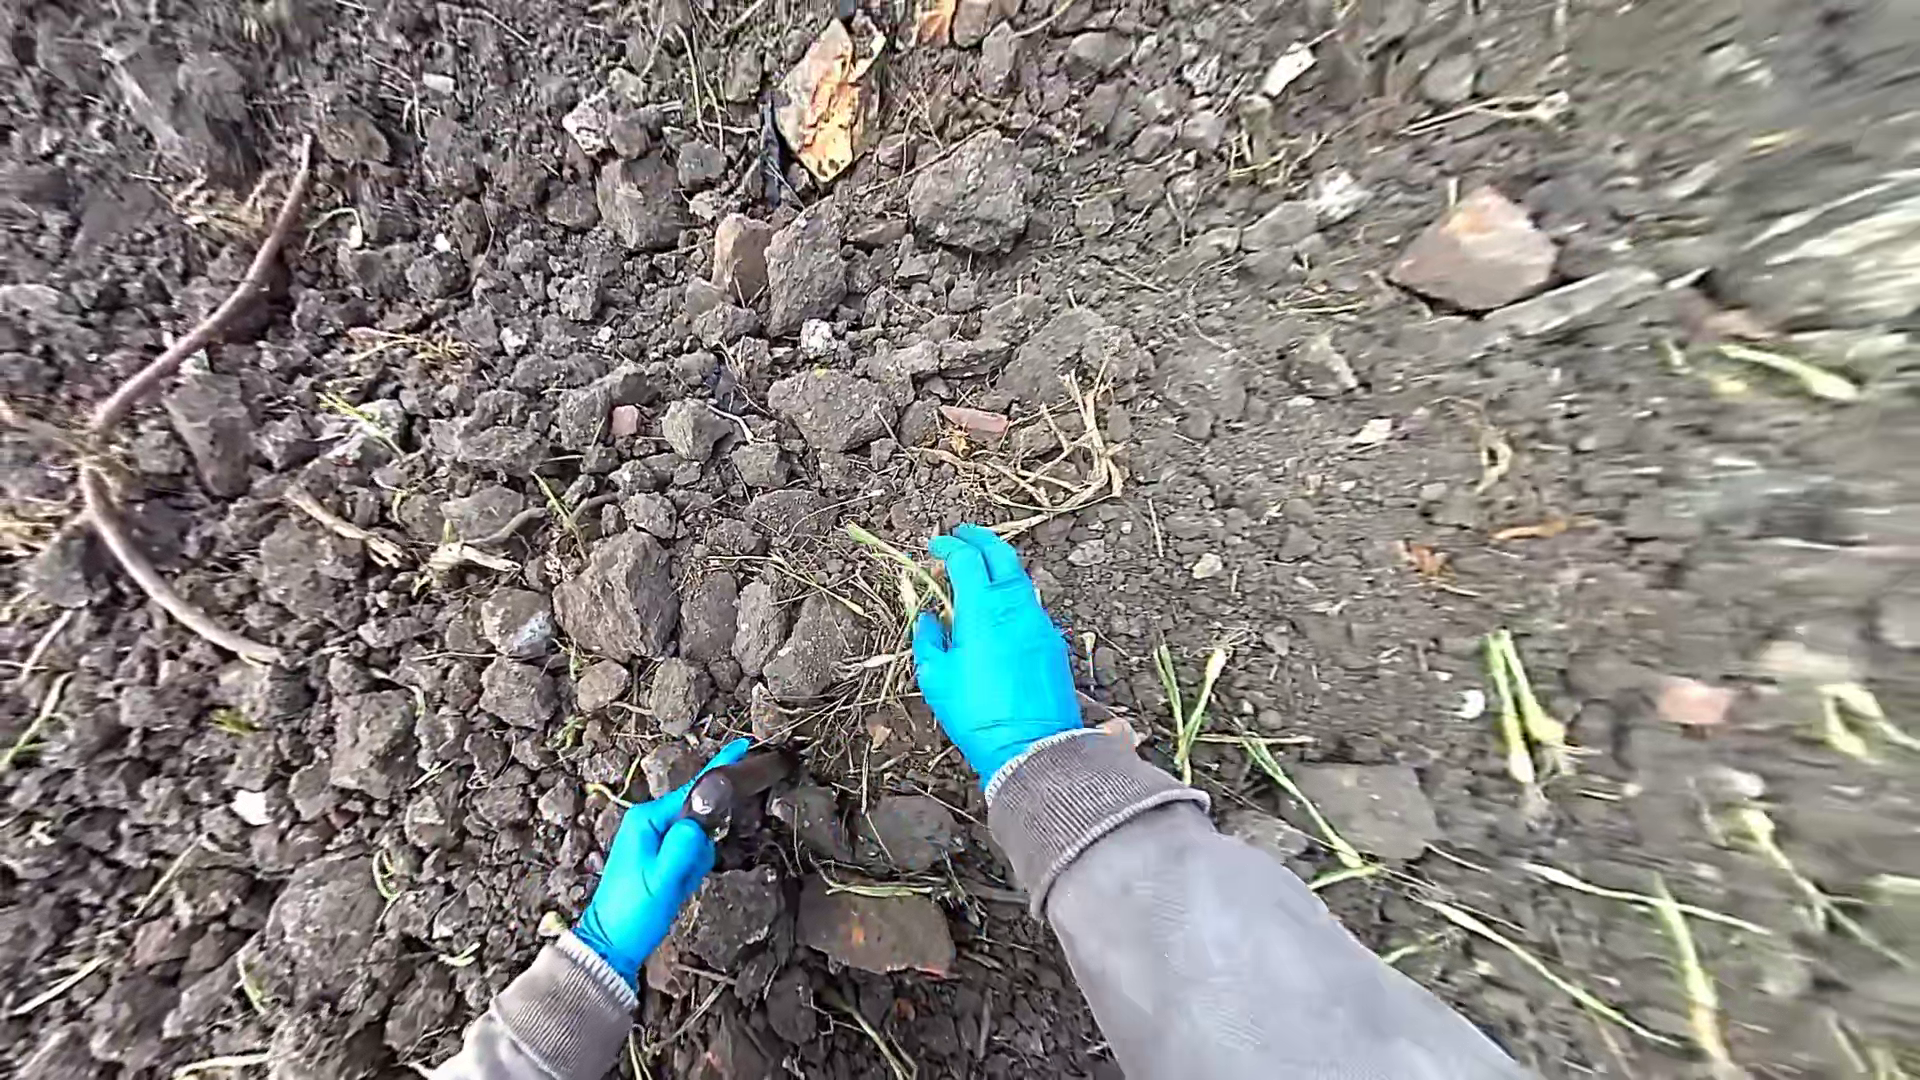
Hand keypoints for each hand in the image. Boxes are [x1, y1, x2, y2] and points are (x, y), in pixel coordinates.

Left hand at [575, 738, 749, 985]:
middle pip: (699, 812)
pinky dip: (692, 867)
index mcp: (647, 818)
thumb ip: (684, 845)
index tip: (742, 746)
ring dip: (696, 858)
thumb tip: (702, 822)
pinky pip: (693, 849)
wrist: (610, 947)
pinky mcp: (662, 852)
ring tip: (679, 882)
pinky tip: (679, 884)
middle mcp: (651, 820)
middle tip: (688, 870)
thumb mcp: (662, 878)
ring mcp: (656, 836)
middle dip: (702, 842)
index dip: (720, 768)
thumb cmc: (633, 911)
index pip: (692, 788)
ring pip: (699, 833)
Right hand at [913, 524, 1081, 788]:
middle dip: (980, 538)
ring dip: (998, 566)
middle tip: (962, 534)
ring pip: (1019, 577)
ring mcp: (1039, 621)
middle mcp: (1015, 605)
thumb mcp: (937, 677)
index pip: (967, 559)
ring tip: (979, 571)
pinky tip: (999, 609)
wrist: (1034, 747)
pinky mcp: (1052, 639)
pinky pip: (1030, 604)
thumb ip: (929, 639)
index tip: (936, 546)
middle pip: (1001, 553)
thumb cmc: (978, 713)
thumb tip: (930, 619)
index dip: (949, 545)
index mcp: (983, 608)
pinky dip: (1012, 594)